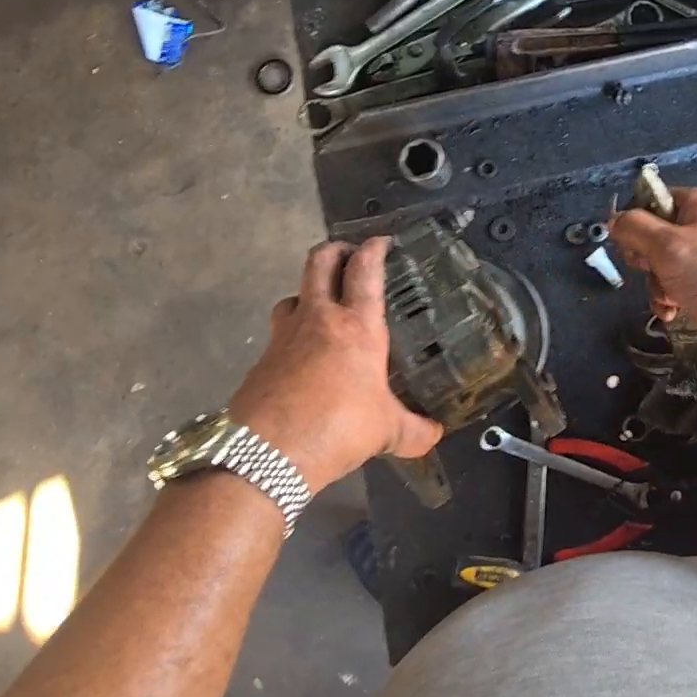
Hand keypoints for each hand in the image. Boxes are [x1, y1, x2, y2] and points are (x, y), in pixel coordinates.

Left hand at [228, 239, 442, 494]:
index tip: (381, 241)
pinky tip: (304, 360)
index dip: (374, 249)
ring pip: (293, 296)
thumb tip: (435, 434)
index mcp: (356, 326)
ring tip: (323, 307)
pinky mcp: (261, 363)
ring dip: (308, 293)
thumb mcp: (386, 432)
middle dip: (335, 250)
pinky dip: (293, 337)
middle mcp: (318, 320)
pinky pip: (279, 337)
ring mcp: (284, 339)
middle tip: (348, 253)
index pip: (365, 270)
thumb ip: (414, 429)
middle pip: (319, 263)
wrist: (266, 455)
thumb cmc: (339, 427)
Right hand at [609, 187, 696, 347]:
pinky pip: (685, 284)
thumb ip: (634, 228)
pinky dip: (675, 298)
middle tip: (655, 272)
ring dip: (660, 285)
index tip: (631, 247)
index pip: (653, 200)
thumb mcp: (666, 246)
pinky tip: (675, 313)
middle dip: (648, 261)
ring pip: (668, 265)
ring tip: (670, 300)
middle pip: (658, 235)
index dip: (636, 222)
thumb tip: (615, 218)